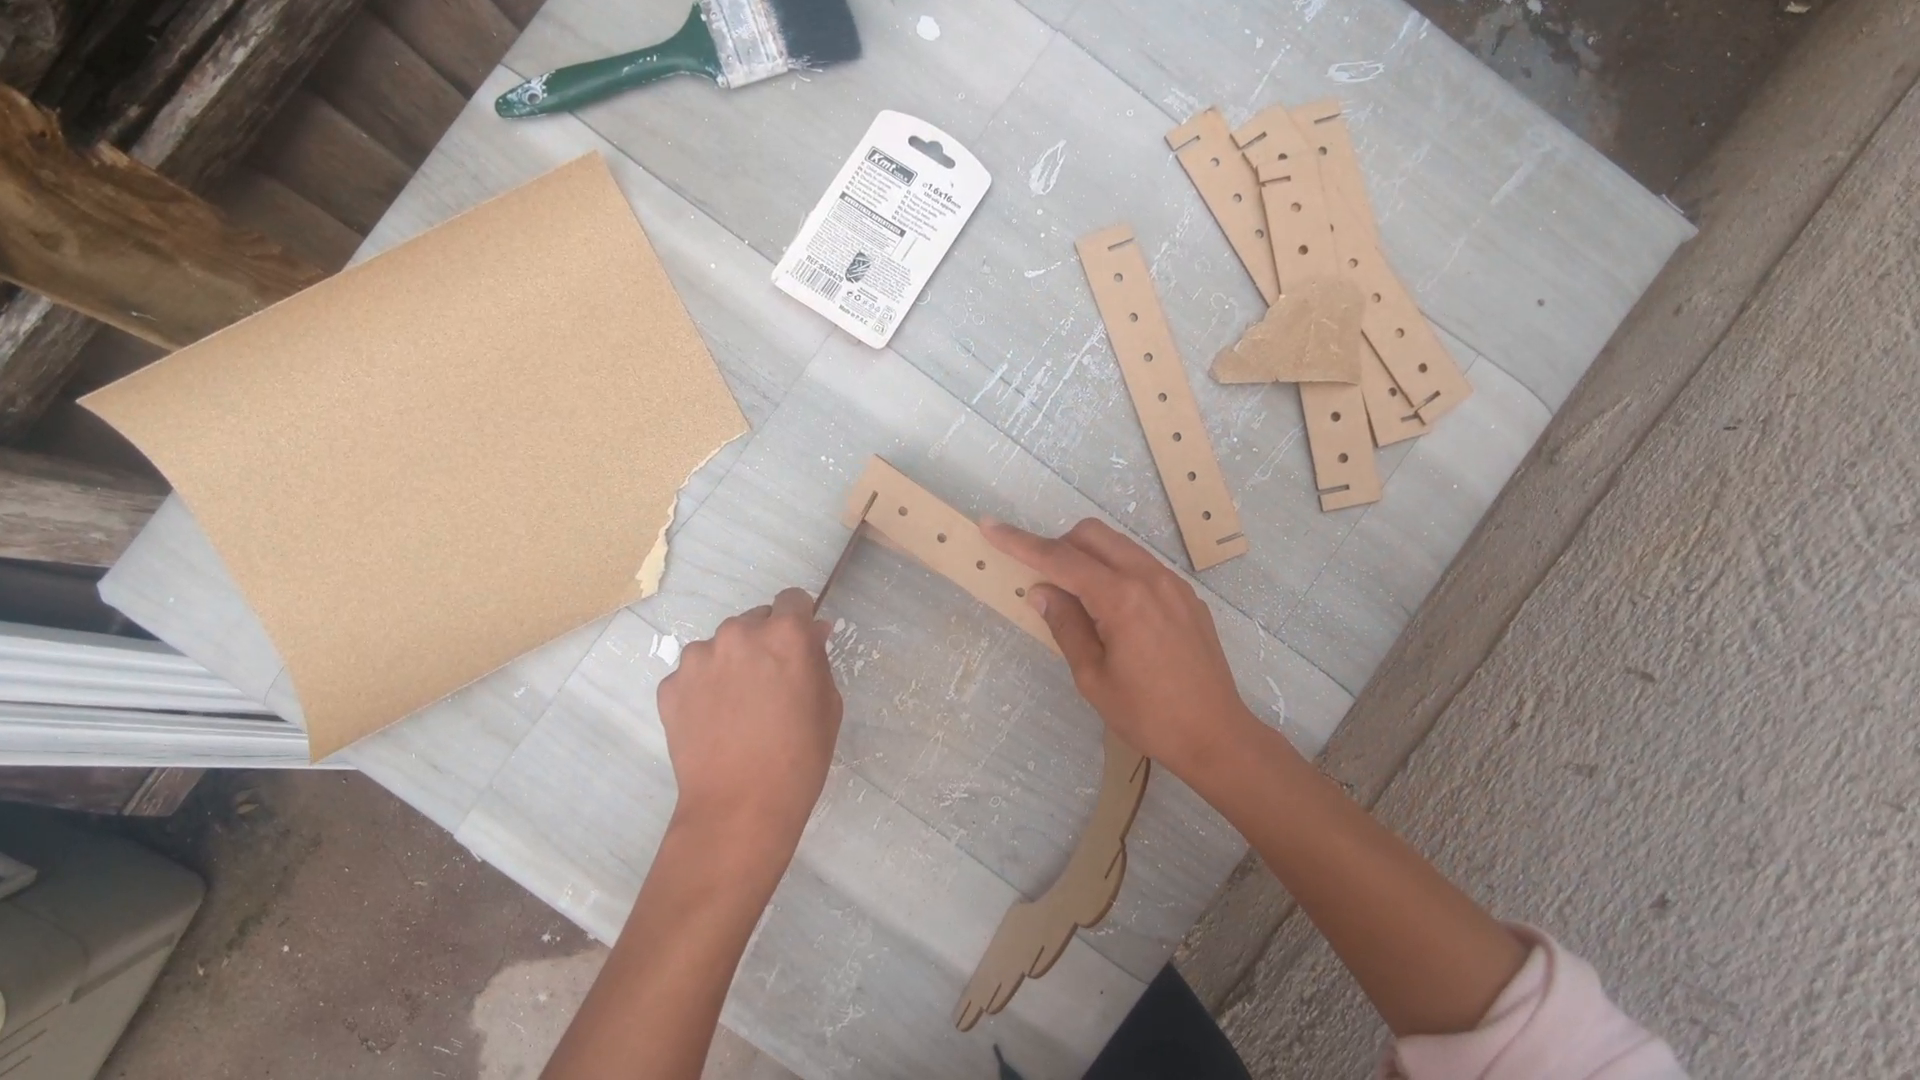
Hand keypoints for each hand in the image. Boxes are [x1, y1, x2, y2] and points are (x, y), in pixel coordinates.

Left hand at [656, 588, 842, 851]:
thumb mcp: (828, 704)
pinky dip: (704, 689)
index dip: (799, 620)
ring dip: (731, 663)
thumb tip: (811, 634)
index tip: (800, 643)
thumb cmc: (800, 757)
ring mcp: (698, 658)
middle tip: (770, 684)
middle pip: (754, 621)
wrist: (740, 807)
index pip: (793, 599)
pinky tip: (714, 722)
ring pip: (720, 647)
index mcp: (784, 634)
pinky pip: (693, 675)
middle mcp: (738, 633)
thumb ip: (817, 659)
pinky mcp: (670, 685)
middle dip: (764, 642)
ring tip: (738, 707)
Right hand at [981, 518, 1262, 779]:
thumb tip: (1041, 591)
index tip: (990, 526)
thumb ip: (1065, 626)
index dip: (1020, 542)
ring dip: (1088, 557)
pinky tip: (1112, 613)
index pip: (1061, 559)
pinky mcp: (1186, 596)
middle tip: (1042, 581)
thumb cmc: (1147, 715)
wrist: (1216, 734)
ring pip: (1119, 546)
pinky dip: (1115, 572)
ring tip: (1075, 600)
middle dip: (1058, 545)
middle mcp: (1150, 578)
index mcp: (1122, 599)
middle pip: (1092, 535)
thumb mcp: (1093, 677)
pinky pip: (1141, 566)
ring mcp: (1173, 584)